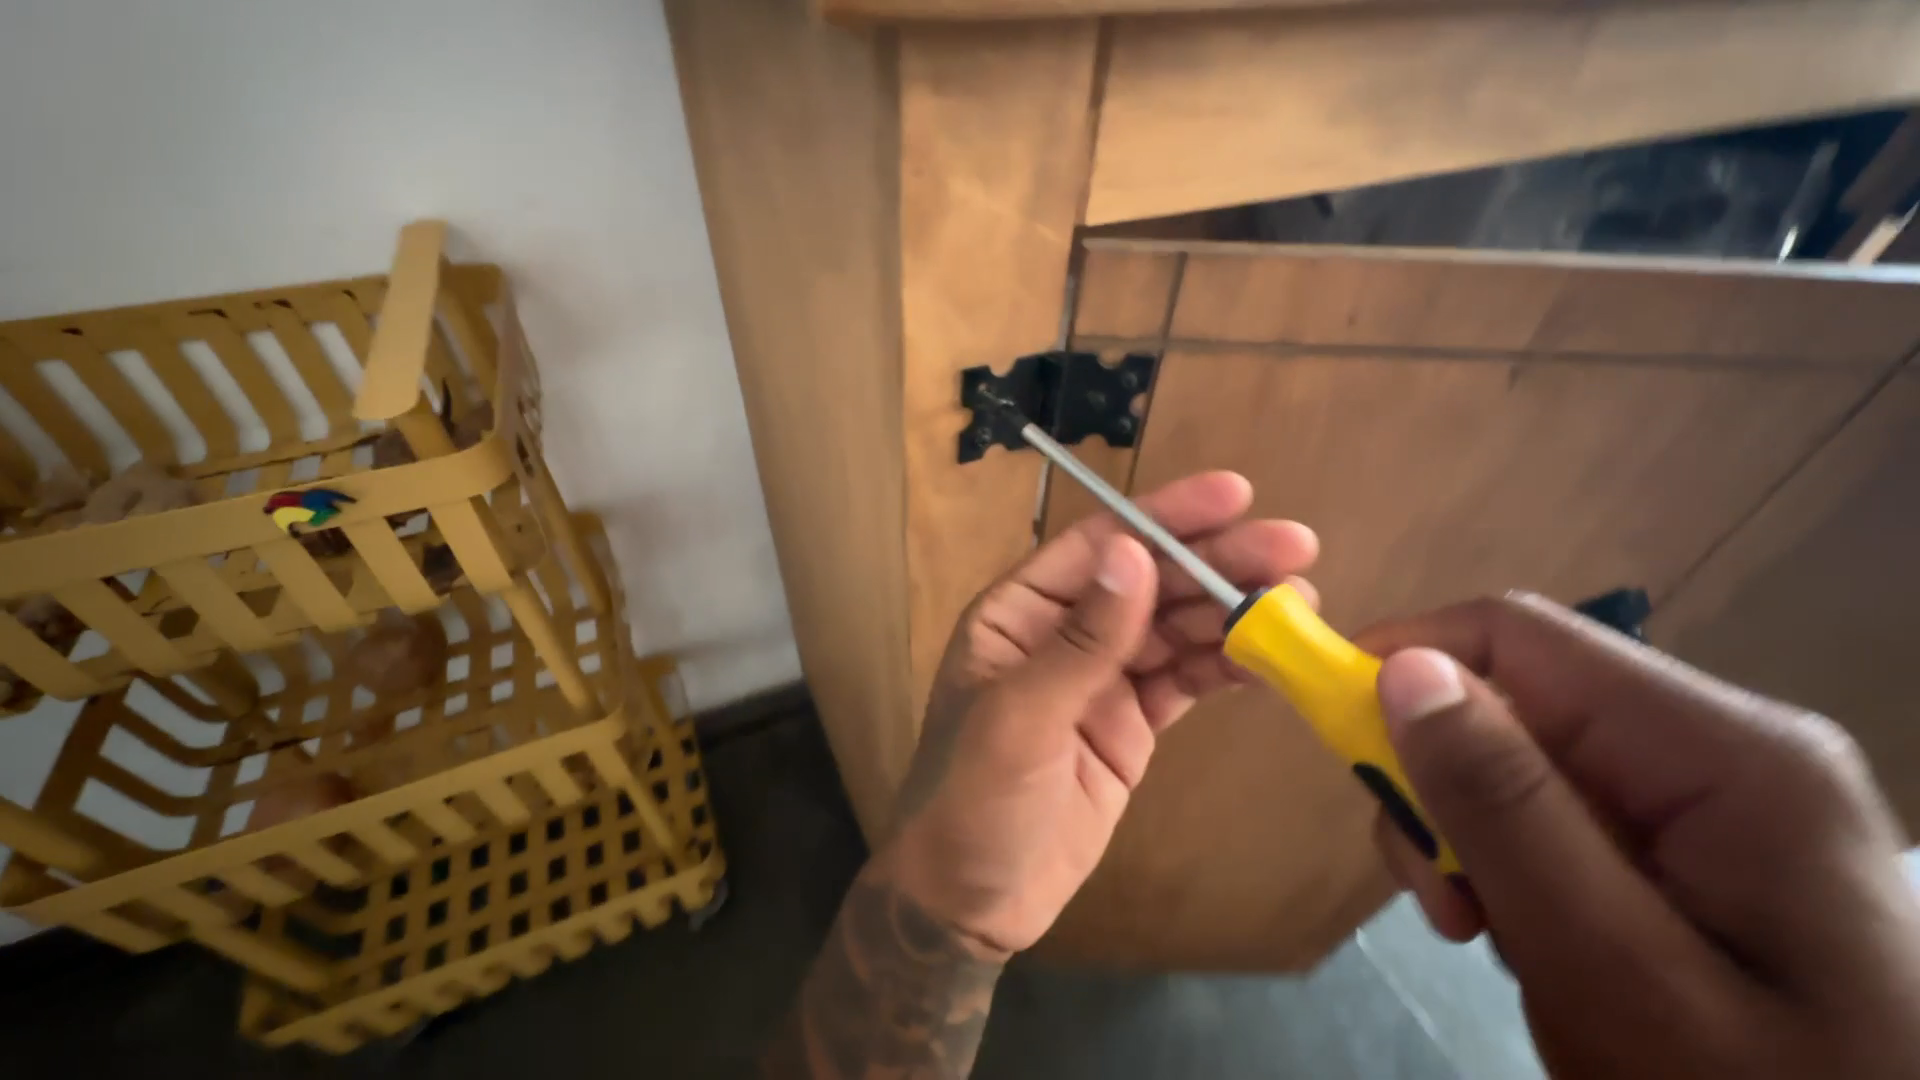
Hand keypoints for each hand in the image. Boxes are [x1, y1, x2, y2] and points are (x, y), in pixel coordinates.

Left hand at [878, 471, 1318, 955]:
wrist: (970, 900)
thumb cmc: (971, 803)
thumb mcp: (1018, 720)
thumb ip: (1080, 642)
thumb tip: (1132, 552)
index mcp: (1020, 613)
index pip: (1099, 545)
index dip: (1165, 516)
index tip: (1236, 494)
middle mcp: (1063, 633)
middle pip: (1149, 582)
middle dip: (1217, 563)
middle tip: (1297, 549)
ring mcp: (1100, 679)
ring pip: (1174, 629)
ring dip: (1233, 612)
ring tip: (1302, 603)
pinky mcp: (1130, 724)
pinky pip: (1184, 681)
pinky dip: (1225, 665)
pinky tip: (1271, 656)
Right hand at [1359, 593, 1919, 1078]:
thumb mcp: (1608, 965)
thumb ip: (1505, 807)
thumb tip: (1402, 669)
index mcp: (1725, 750)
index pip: (1516, 635)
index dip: (1403, 657)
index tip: (1328, 731)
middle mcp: (1721, 743)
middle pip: (1513, 695)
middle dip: (1435, 771)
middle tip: (1425, 882)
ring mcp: (1710, 791)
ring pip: (1517, 750)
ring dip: (1461, 822)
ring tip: (1469, 920)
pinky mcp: (1690, 836)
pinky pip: (1552, 802)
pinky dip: (1500, 851)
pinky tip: (1517, 924)